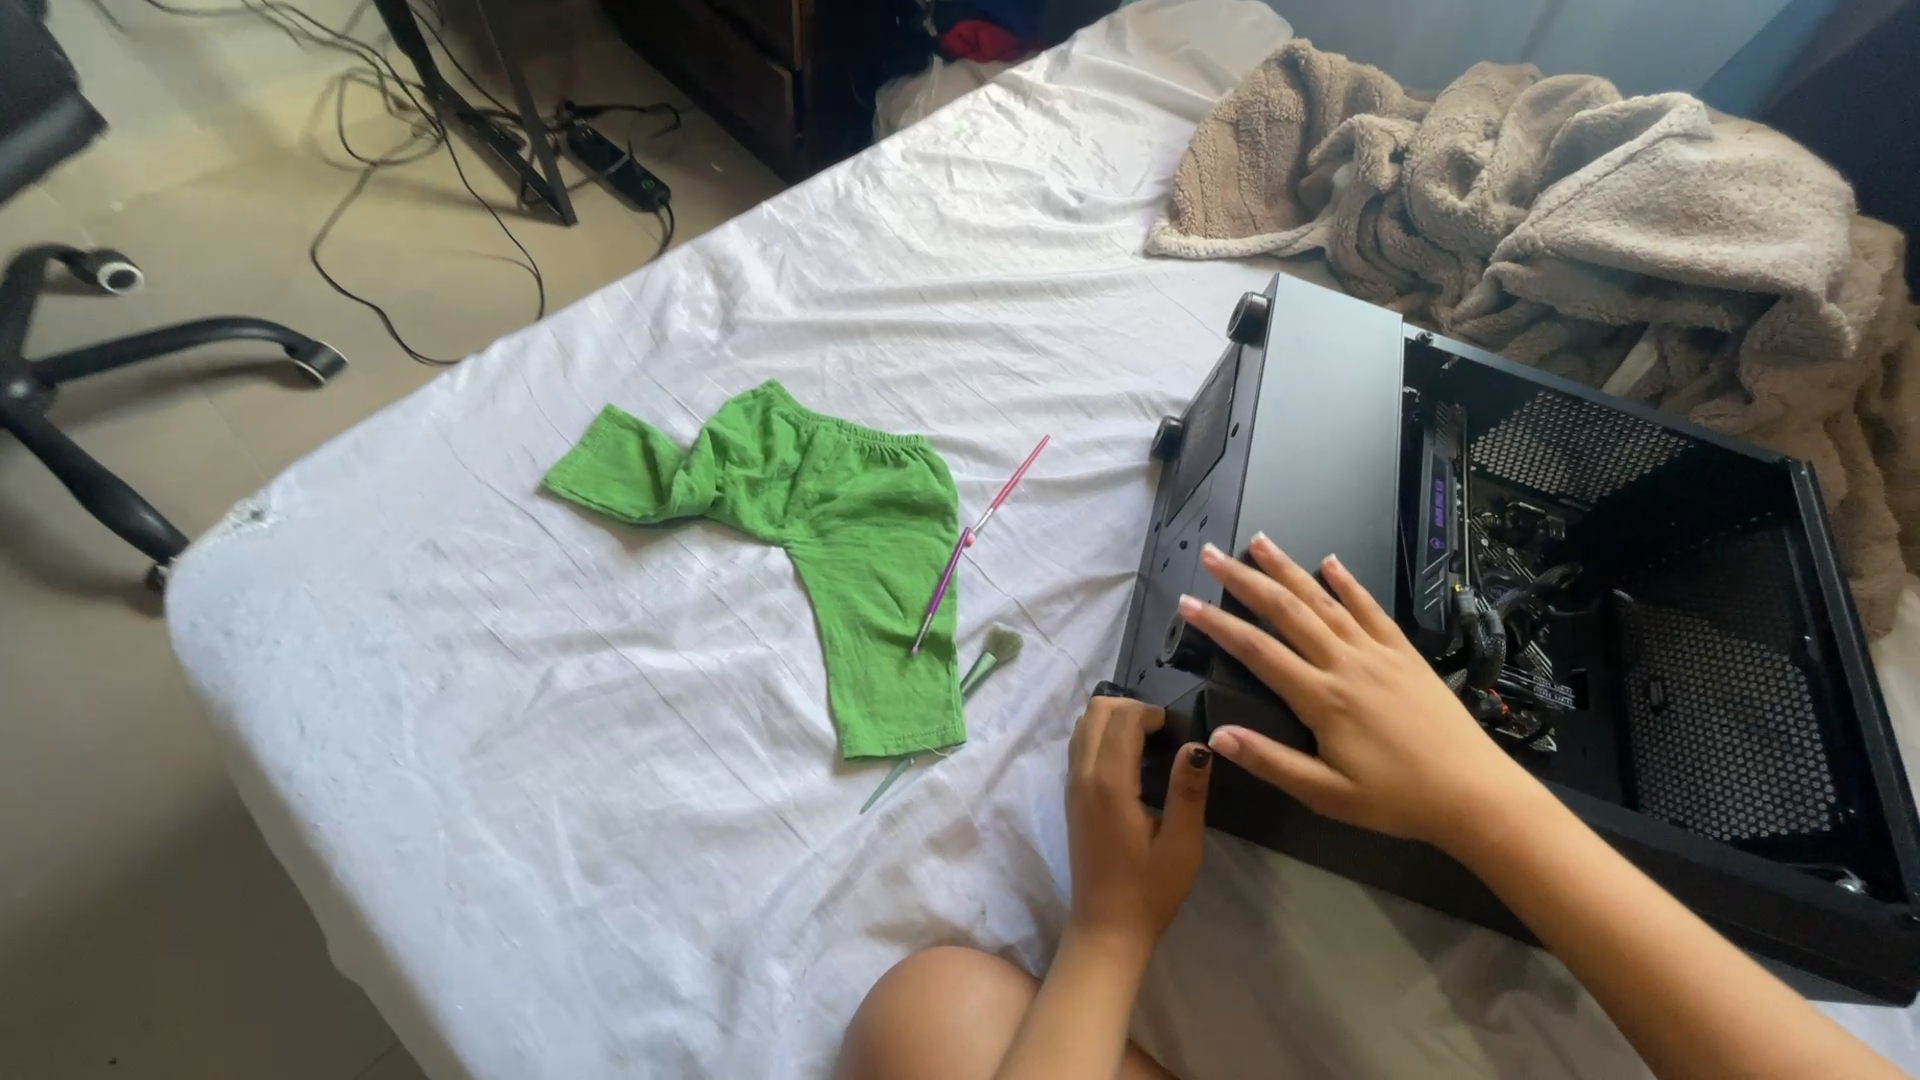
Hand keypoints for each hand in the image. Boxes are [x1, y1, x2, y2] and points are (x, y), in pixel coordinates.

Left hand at [1064, 696, 1212, 955]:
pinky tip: (1127, 756)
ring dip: (1111, 718)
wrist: (1106, 926)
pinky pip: (1078, 745)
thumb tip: (1198, 745)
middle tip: (1161, 728)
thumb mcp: (1182, 843)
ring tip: (1146, 738)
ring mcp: (1071, 784)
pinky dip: (1100, 734)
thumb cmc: (1149, 889)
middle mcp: (1082, 775)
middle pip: (1094, 711)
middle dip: (1128, 706)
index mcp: (1108, 782)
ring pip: (1081, 725)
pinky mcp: (1070, 796)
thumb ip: (1187, 790)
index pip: (1122, 719)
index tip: (1176, 728)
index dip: (1150, 712)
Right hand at [1179, 533, 1541, 853]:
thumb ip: (1270, 761)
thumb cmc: (1397, 799)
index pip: (1256, 650)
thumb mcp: (1327, 795)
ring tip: (1259, 541)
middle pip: (1285, 611)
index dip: (1217, 624)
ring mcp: (1377, 653)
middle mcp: (1345, 664)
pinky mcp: (1405, 654)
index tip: (1188, 603)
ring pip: (1323, 600)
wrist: (1477, 796)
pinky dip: (1349, 583)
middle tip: (1212, 555)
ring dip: (1287, 568)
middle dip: (1243, 580)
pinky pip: (1371, 610)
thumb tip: (1218, 736)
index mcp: (1321, 698)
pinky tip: (1330, 562)